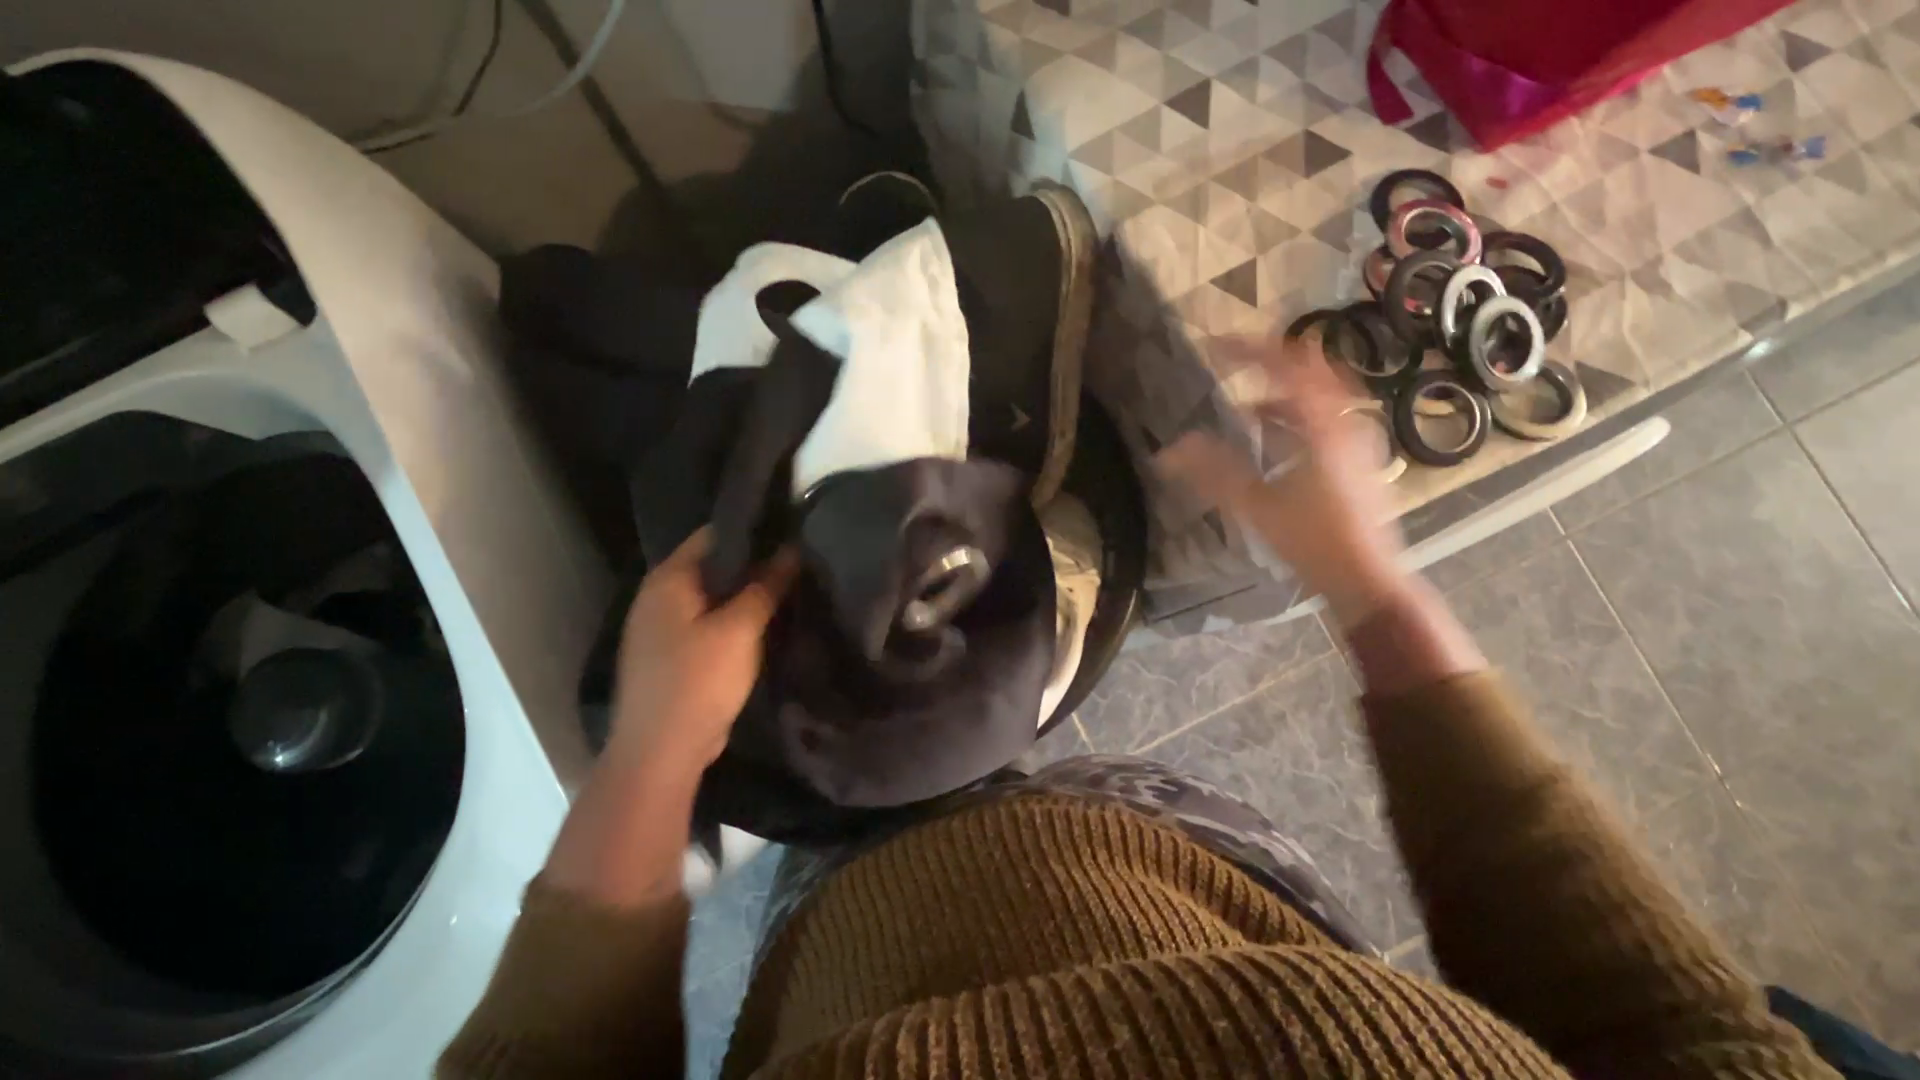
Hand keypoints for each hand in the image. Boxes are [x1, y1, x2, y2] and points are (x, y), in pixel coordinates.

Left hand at [611, 527, 797, 771]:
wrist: (661, 751)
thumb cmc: (697, 681)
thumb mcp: (739, 629)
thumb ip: (766, 586)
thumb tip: (791, 549)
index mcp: (668, 579)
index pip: (713, 535)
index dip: (754, 532)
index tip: (793, 532)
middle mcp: (659, 596)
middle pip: (713, 567)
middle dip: (754, 566)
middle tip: (801, 563)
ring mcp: (662, 629)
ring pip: (713, 599)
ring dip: (746, 598)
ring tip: (792, 591)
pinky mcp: (673, 657)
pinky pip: (709, 626)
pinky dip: (735, 623)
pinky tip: (767, 628)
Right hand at [1157, 330, 1409, 627]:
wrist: (1365, 578)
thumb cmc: (1313, 541)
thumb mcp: (1255, 506)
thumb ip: (1212, 473)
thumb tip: (1169, 450)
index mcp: (1322, 425)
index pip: (1284, 365)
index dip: (1246, 348)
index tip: (1213, 344)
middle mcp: (1346, 422)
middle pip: (1311, 369)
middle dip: (1270, 358)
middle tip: (1235, 357)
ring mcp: (1357, 440)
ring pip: (1321, 394)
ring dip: (1283, 388)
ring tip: (1246, 402)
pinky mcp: (1358, 460)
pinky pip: (1326, 417)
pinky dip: (1297, 414)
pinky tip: (1272, 438)